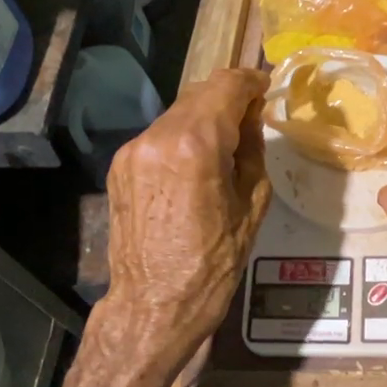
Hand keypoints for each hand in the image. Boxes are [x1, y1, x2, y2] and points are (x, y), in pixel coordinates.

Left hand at [104, 68, 270, 357]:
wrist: (154, 304)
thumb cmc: (213, 263)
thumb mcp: (252, 204)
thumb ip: (252, 150)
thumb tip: (251, 120)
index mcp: (196, 145)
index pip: (226, 87)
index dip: (251, 81)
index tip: (266, 88)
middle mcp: (159, 137)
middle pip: (199, 93)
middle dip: (228, 97)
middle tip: (252, 114)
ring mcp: (134, 151)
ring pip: (177, 113)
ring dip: (204, 117)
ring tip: (226, 143)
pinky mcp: (120, 167)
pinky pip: (159, 137)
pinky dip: (182, 138)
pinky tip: (197, 163)